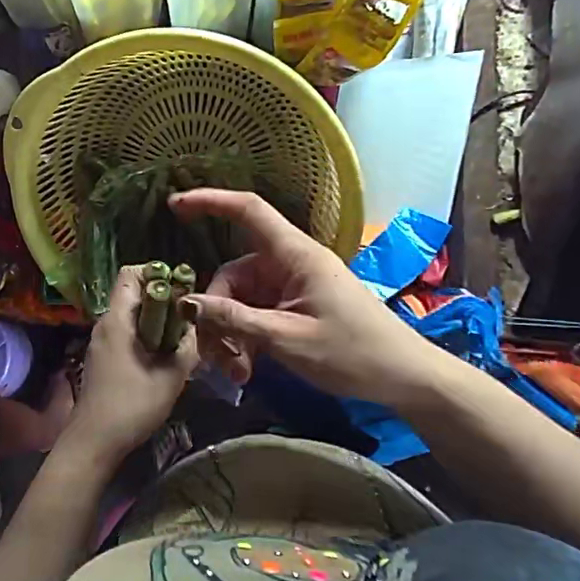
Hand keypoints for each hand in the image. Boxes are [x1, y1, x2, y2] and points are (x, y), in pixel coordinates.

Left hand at [59, 264, 198, 460]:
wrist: (94, 441)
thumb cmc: (132, 405)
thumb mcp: (171, 375)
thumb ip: (187, 345)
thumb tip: (194, 325)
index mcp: (117, 320)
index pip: (130, 274)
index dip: (156, 273)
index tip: (180, 290)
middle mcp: (104, 324)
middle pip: (132, 295)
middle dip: (162, 300)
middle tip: (188, 318)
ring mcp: (100, 341)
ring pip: (130, 316)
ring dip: (155, 321)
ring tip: (180, 339)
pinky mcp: (102, 358)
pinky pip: (125, 334)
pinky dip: (145, 337)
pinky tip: (162, 358)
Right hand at [170, 189, 438, 402]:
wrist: (405, 378)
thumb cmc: (353, 353)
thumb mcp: (287, 339)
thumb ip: (235, 320)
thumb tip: (187, 303)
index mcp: (296, 256)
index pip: (249, 212)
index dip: (211, 201)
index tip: (175, 205)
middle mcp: (289, 265)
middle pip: (232, 275)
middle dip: (216, 314)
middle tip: (216, 355)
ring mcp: (291, 289)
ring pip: (239, 301)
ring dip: (230, 335)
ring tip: (235, 371)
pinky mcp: (294, 310)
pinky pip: (254, 317)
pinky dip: (244, 341)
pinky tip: (245, 370)